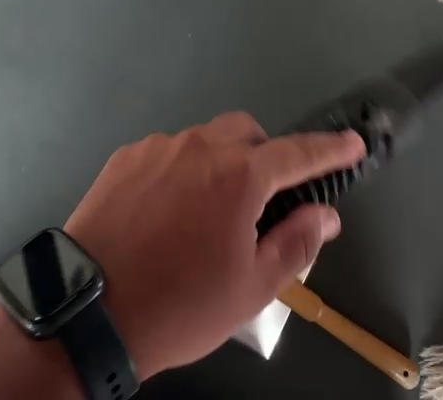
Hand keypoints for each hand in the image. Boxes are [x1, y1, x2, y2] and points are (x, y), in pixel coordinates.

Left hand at [63, 113, 364, 377]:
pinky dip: (181, 172)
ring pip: (204, 141)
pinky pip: (167, 153)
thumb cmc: (180, 304)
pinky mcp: (125, 157)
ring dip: (219, 164)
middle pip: (246, 133)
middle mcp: (199, 148)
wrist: (90, 310)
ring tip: (208, 214)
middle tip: (264, 198)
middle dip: (265, 155)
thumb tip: (324, 214)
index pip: (298, 154)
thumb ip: (296, 242)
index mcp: (239, 176)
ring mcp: (158, 148)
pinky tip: (169, 213)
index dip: (330, 149)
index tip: (351, 144)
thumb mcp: (252, 287)